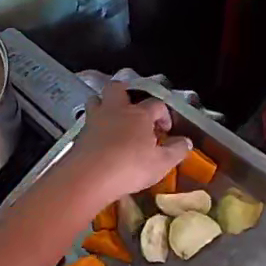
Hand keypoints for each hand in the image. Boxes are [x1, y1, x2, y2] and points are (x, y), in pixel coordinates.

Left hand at [63, 81, 192, 202]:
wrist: (89, 177)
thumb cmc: (129, 167)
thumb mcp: (161, 163)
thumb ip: (176, 151)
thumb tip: (186, 142)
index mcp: (139, 114)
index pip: (156, 105)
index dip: (164, 114)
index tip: (166, 130)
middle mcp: (115, 110)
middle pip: (118, 88)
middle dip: (126, 94)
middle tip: (134, 110)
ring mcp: (94, 120)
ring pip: (96, 100)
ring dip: (105, 105)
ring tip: (113, 120)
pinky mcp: (79, 134)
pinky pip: (87, 122)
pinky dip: (94, 127)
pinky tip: (100, 140)